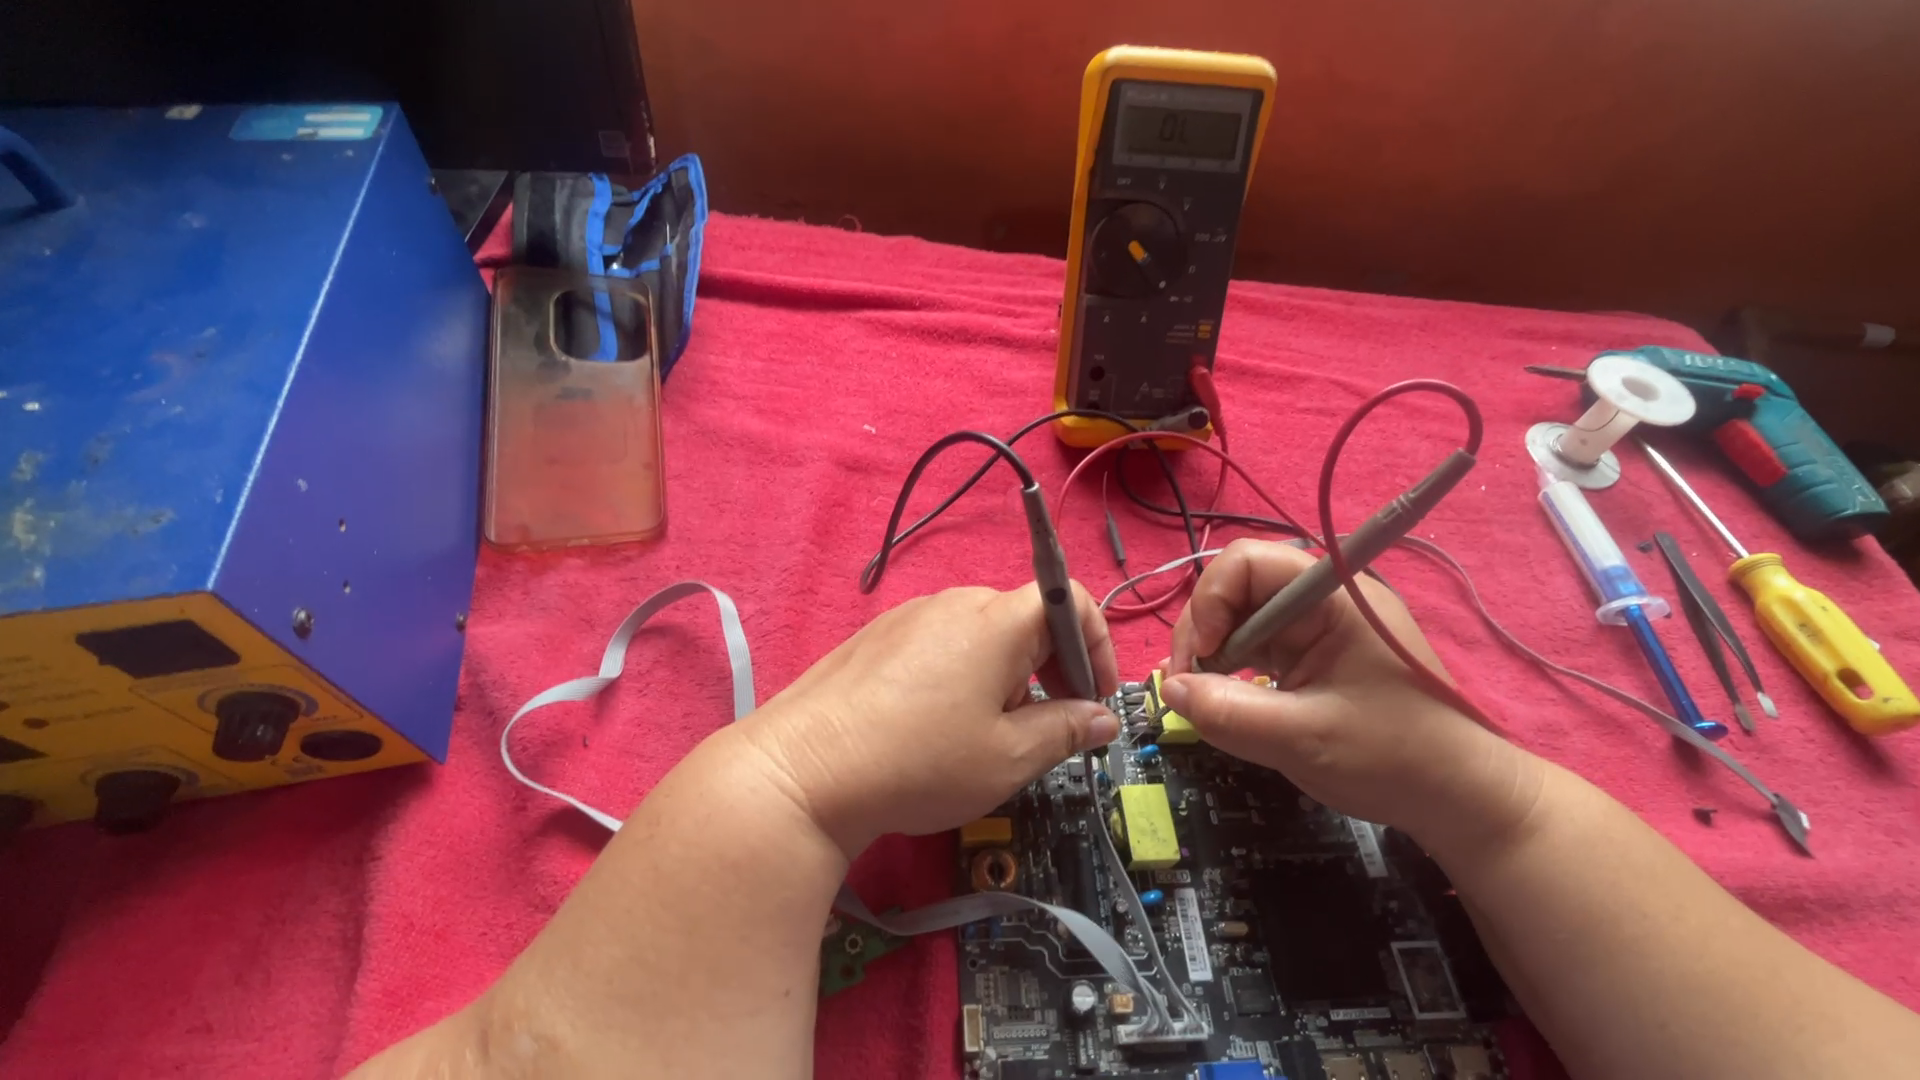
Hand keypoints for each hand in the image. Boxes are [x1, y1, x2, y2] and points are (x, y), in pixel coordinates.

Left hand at [738, 584, 1120, 856]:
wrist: (803, 769)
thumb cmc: (921, 760)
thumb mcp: (1008, 757)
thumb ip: (1066, 730)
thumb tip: (1102, 718)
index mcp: (995, 620)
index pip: (1068, 598)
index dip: (1096, 644)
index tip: (1096, 698)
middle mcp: (953, 603)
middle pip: (1023, 617)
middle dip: (1049, 667)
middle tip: (1044, 726)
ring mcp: (908, 617)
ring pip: (979, 635)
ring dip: (1004, 676)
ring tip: (982, 736)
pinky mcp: (876, 638)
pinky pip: (938, 644)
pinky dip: (960, 675)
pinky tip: (933, 726)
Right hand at [1161, 540, 1541, 854]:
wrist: (1460, 799)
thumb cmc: (1393, 759)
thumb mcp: (1303, 739)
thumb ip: (1228, 713)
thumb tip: (1169, 690)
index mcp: (1333, 598)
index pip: (1249, 563)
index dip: (1211, 600)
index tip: (1201, 658)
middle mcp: (1322, 601)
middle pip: (1236, 590)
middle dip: (1202, 633)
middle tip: (1186, 688)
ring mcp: (1317, 627)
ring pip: (1240, 620)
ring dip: (1213, 656)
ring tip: (1202, 700)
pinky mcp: (1313, 654)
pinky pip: (1256, 646)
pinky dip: (1232, 671)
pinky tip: (1227, 701)